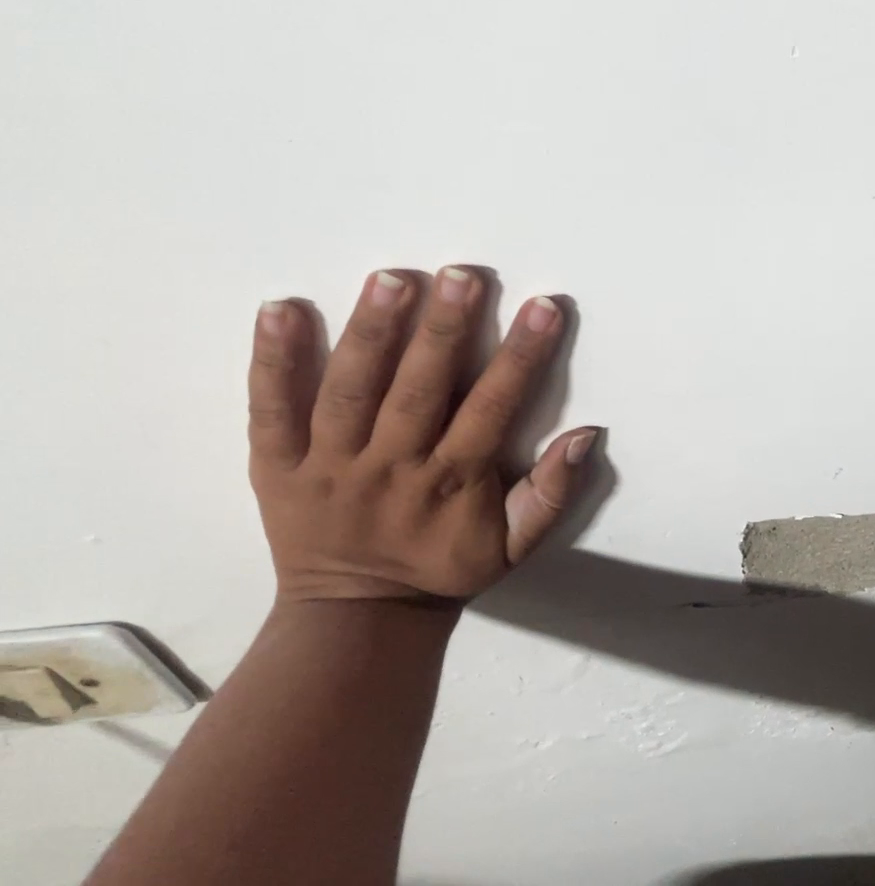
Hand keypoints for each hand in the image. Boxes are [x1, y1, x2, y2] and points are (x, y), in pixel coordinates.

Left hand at [248, 267, 598, 603]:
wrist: (357, 617)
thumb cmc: (448, 570)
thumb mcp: (517, 544)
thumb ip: (552, 492)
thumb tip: (587, 435)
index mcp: (453, 482)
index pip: (493, 406)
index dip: (522, 355)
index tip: (544, 307)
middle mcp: (392, 467)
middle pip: (419, 388)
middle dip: (443, 327)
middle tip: (462, 273)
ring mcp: (328, 465)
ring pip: (349, 390)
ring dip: (370, 331)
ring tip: (391, 277)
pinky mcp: (275, 468)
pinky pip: (269, 410)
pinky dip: (272, 360)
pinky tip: (281, 309)